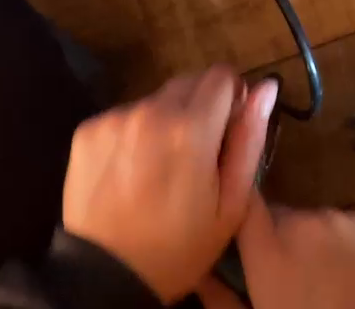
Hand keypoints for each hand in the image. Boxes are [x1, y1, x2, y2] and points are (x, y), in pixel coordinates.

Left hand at [61, 68, 275, 302]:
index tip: (226, 129)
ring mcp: (116, 117)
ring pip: (156, 99)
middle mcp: (151, 110)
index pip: (223, 75)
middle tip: (194, 153)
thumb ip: (250, 138)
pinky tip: (130, 169)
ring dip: (165, 119)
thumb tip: (266, 87)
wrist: (103, 281)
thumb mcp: (231, 204)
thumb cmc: (179, 247)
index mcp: (191, 126)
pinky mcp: (88, 129)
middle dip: (199, 107)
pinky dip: (133, 133)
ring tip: (159, 166)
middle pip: (189, 82)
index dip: (231, 98)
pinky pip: (124, 115)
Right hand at [198, 192, 354, 308]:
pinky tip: (341, 272)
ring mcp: (334, 218)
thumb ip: (220, 299)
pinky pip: (338, 225)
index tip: (232, 211)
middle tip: (280, 274)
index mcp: (269, 248)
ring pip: (309, 222)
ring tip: (315, 277)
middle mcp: (299, 221)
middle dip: (275, 238)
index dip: (237, 201)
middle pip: (277, 217)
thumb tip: (197, 274)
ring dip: (306, 241)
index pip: (243, 200)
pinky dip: (335, 242)